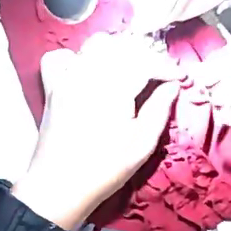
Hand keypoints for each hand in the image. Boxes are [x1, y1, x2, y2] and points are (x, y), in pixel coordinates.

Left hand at [14, 34, 179, 227]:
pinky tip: (88, 72)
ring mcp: (67, 78)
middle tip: (158, 75)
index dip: (166, 66)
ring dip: (117, 51)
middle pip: (122, 46)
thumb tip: (171, 86)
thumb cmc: (104, 169)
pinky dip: (77, 58)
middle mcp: (88, 74)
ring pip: (95, 45)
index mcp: (113, 88)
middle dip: (145, 55)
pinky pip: (62, 57)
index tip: (178, 77)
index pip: (145, 61)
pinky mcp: (53, 87)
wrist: (58, 186)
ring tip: (130, 70)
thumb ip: (159, 109)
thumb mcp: (142, 144)